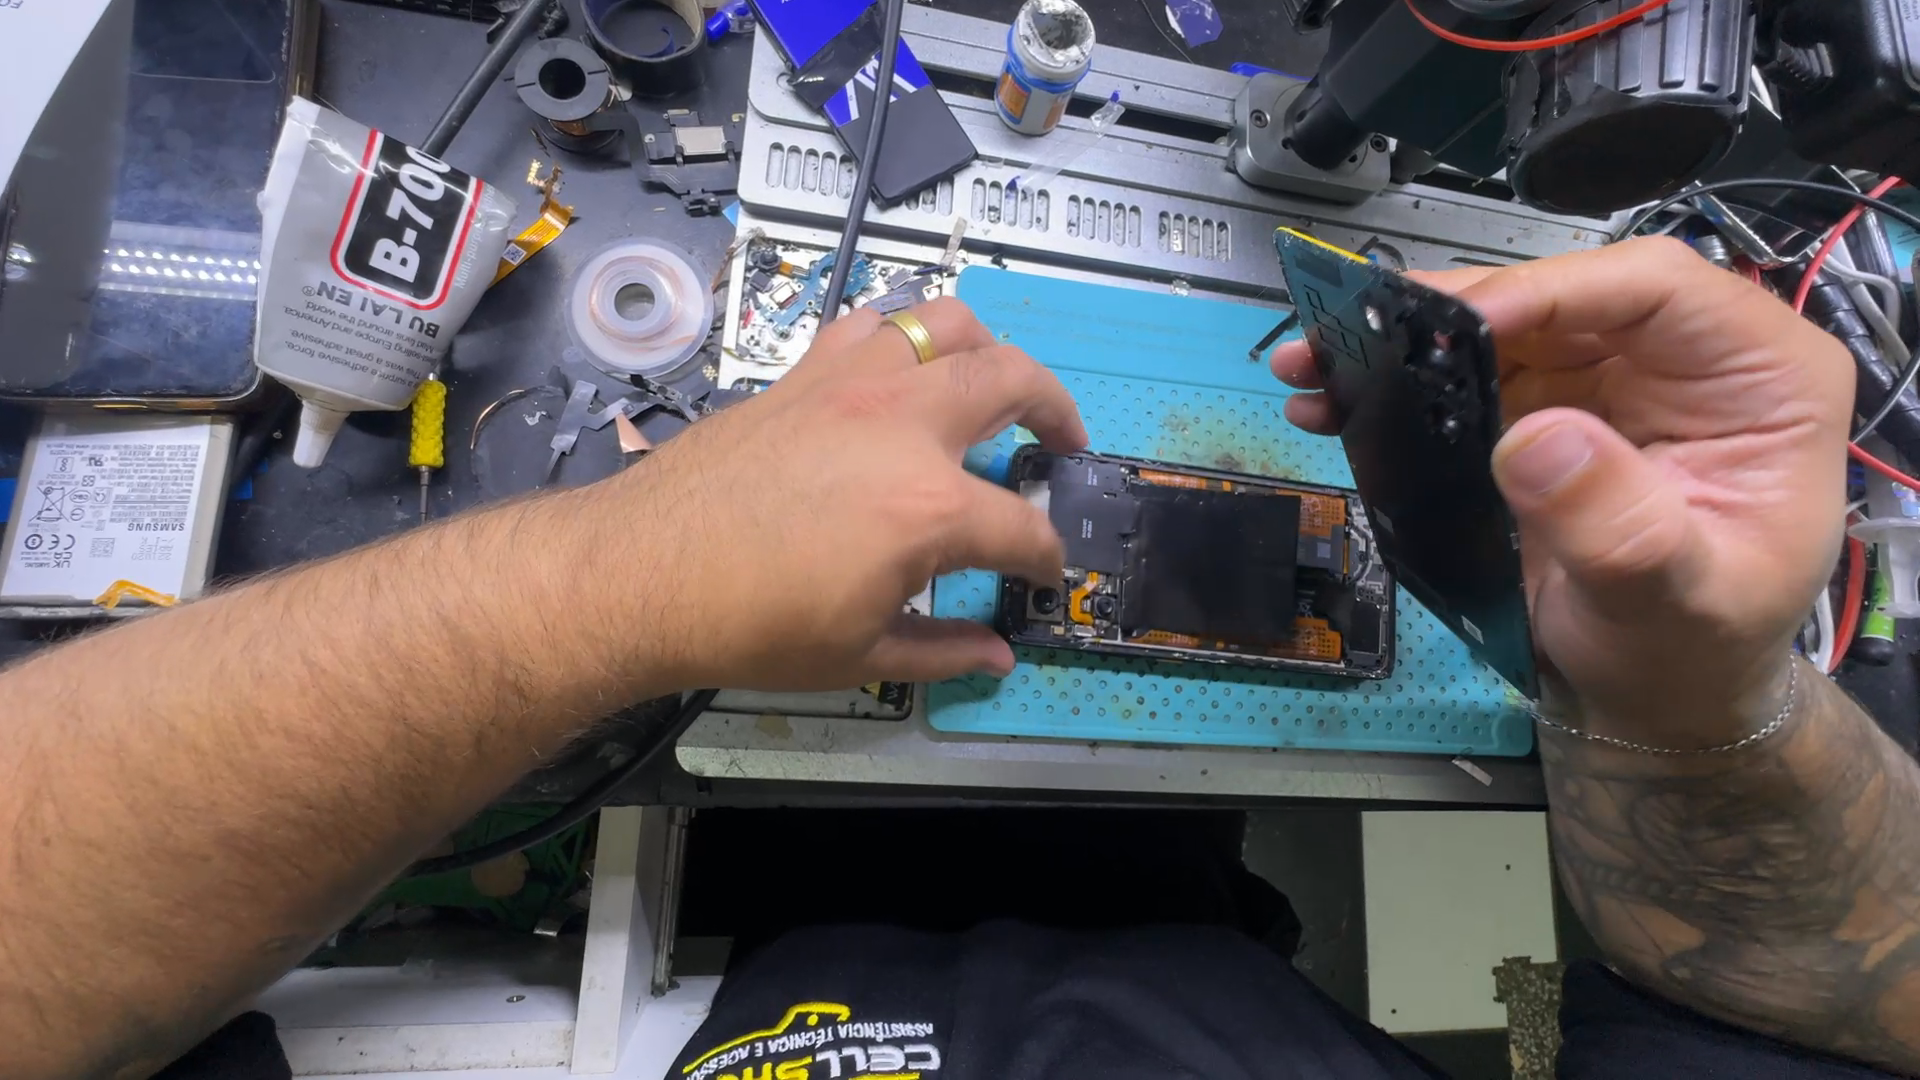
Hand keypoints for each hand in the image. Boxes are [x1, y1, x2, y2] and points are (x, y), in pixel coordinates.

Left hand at [612, 298, 1086, 691]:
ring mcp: (853, 386)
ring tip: (992, 385)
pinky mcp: (806, 373)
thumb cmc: (752, 627)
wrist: (640, 575)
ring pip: (946, 323)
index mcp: (929, 508)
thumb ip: (945, 651)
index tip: (1042, 572)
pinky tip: (903, 373)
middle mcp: (905, 425)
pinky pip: (871, 326)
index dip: (1044, 557)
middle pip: (1014, 382)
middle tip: (1063, 443)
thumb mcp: (861, 655)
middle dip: (1059, 412)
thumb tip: (998, 657)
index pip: (1022, 529)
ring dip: (987, 350)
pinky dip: (905, 338)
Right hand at [1271, 237, 1853, 744]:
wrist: (1645, 680)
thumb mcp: (1667, 596)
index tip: (1456, 327)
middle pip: (1546, 299)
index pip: (1651, 288)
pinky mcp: (1519, 418)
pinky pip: (1446, 383)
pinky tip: (1324, 403)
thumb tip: (1529, 437)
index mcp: (1742, 380)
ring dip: (1392, 343)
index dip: (1550, 290)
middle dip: (1439, 310)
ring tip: (1309, 363)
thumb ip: (1613, 522)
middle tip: (1347, 329)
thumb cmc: (1681, 640)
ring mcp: (1582, 390)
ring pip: (1482, 333)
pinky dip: (1382, 388)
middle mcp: (1659, 365)